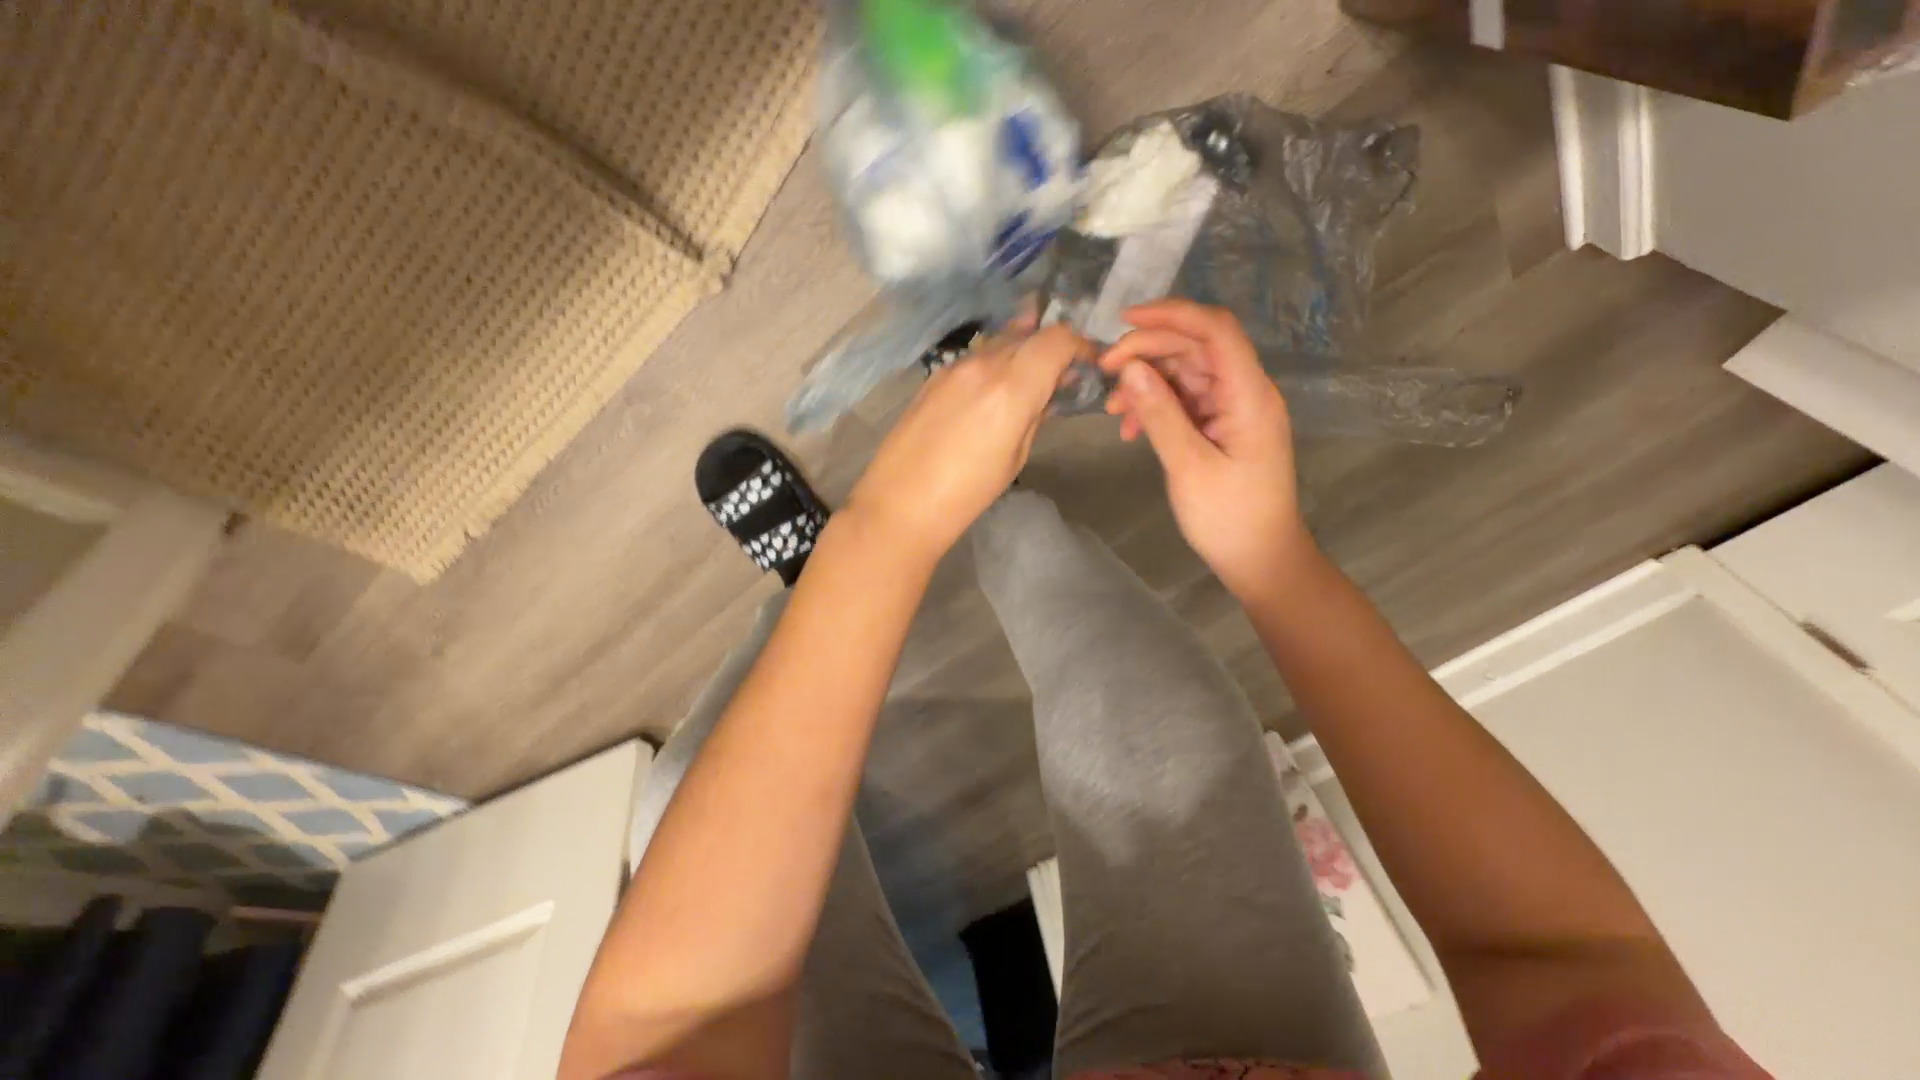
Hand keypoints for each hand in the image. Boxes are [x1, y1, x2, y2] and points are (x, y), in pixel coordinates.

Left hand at [847, 321, 1085, 561]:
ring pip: (999, 344)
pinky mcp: (933, 377)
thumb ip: (1035, 414)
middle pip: (1028, 335)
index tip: (1087, 363)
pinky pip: (974, 359)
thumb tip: (1048, 390)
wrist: (901, 504)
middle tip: (1060, 376)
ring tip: (1026, 386)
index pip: (1056, 338)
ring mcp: (954, 368)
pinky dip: (993, 366)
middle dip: (1050, 349)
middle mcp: (983, 365)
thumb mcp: (1016, 457)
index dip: (1078, 345)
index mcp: (1011, 387)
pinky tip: (991, 395)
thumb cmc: (967, 493)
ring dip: (1019, 355)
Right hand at [1100, 300, 1312, 602]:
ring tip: (1113, 408)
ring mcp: (1233, 408)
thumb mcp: (1189, 467)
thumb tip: (1129, 367)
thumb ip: (1160, 413)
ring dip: (1146, 381)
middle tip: (1103, 370)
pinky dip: (1156, 405)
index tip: (1124, 321)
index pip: (1215, 330)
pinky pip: (1185, 399)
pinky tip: (1130, 428)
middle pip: (1195, 346)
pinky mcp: (1221, 425)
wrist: (1260, 559)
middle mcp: (1245, 391)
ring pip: (1185, 372)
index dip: (1171, 315)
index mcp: (1249, 395)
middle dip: (1147, 350)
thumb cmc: (1229, 518)